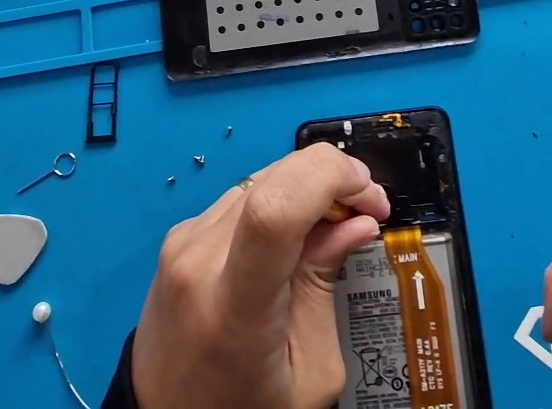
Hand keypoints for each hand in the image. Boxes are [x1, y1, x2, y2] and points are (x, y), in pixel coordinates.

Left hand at [131, 143, 390, 408]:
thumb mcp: (309, 373)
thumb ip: (326, 289)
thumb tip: (358, 222)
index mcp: (232, 307)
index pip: (273, 210)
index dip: (329, 180)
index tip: (370, 198)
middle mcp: (199, 260)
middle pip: (275, 181)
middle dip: (333, 178)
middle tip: (368, 208)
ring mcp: (184, 242)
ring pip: (263, 179)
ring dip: (309, 187)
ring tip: (337, 222)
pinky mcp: (180, 235)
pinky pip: (243, 195)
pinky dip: (282, 198)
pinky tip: (298, 230)